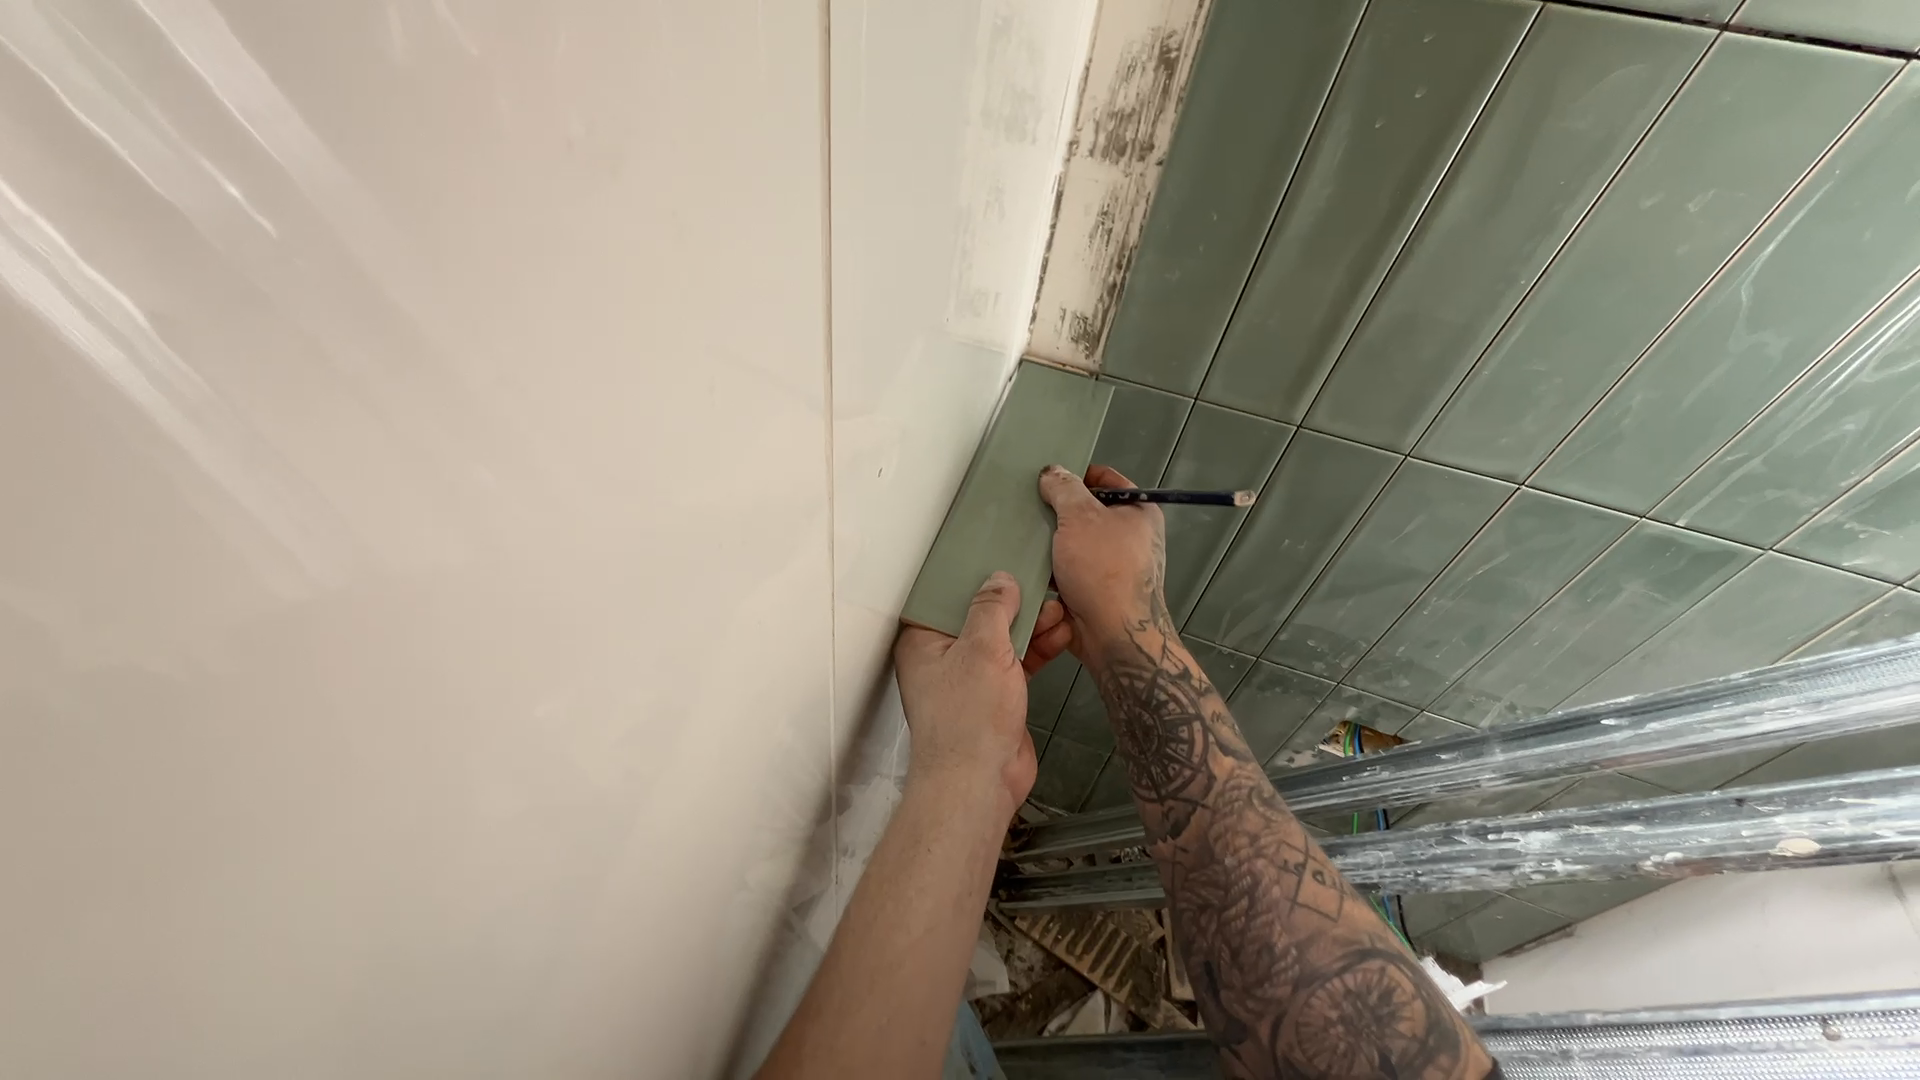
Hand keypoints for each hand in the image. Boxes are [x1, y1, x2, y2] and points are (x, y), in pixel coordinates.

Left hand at [894, 573, 1070, 811]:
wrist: (980, 782)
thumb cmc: (969, 715)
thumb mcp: (981, 649)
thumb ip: (992, 609)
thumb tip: (1001, 579)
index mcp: (923, 641)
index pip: (946, 597)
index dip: (975, 577)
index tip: (1003, 556)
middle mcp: (942, 656)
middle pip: (980, 616)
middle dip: (1015, 603)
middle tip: (1046, 588)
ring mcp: (970, 678)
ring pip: (1002, 639)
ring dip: (1032, 625)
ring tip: (1062, 611)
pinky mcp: (995, 696)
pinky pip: (1017, 662)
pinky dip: (1038, 649)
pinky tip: (1061, 635)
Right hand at [1037, 464, 1167, 656]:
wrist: (1114, 636)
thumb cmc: (1106, 572)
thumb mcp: (1080, 517)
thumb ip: (1063, 489)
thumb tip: (1052, 473)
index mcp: (1139, 512)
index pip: (1106, 480)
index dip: (1077, 476)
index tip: (1049, 480)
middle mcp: (1130, 538)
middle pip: (1086, 514)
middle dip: (1058, 515)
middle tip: (1030, 511)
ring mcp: (1113, 568)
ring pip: (1073, 546)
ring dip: (1050, 547)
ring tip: (1024, 541)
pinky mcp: (1095, 592)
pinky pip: (1067, 573)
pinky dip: (1050, 572)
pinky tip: (1029, 569)